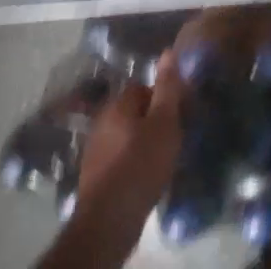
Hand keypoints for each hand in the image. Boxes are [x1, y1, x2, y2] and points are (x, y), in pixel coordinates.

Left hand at [75, 51, 183, 232]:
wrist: (110, 217)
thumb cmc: (142, 163)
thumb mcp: (164, 122)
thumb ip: (167, 88)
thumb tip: (167, 52)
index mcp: (116, 107)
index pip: (142, 87)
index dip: (162, 97)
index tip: (178, 113)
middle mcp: (100, 123)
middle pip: (132, 111)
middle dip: (152, 118)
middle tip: (173, 134)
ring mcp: (93, 150)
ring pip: (124, 134)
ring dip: (141, 140)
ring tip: (161, 155)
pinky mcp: (93, 174)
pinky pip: (118, 155)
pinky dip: (131, 159)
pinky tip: (144, 173)